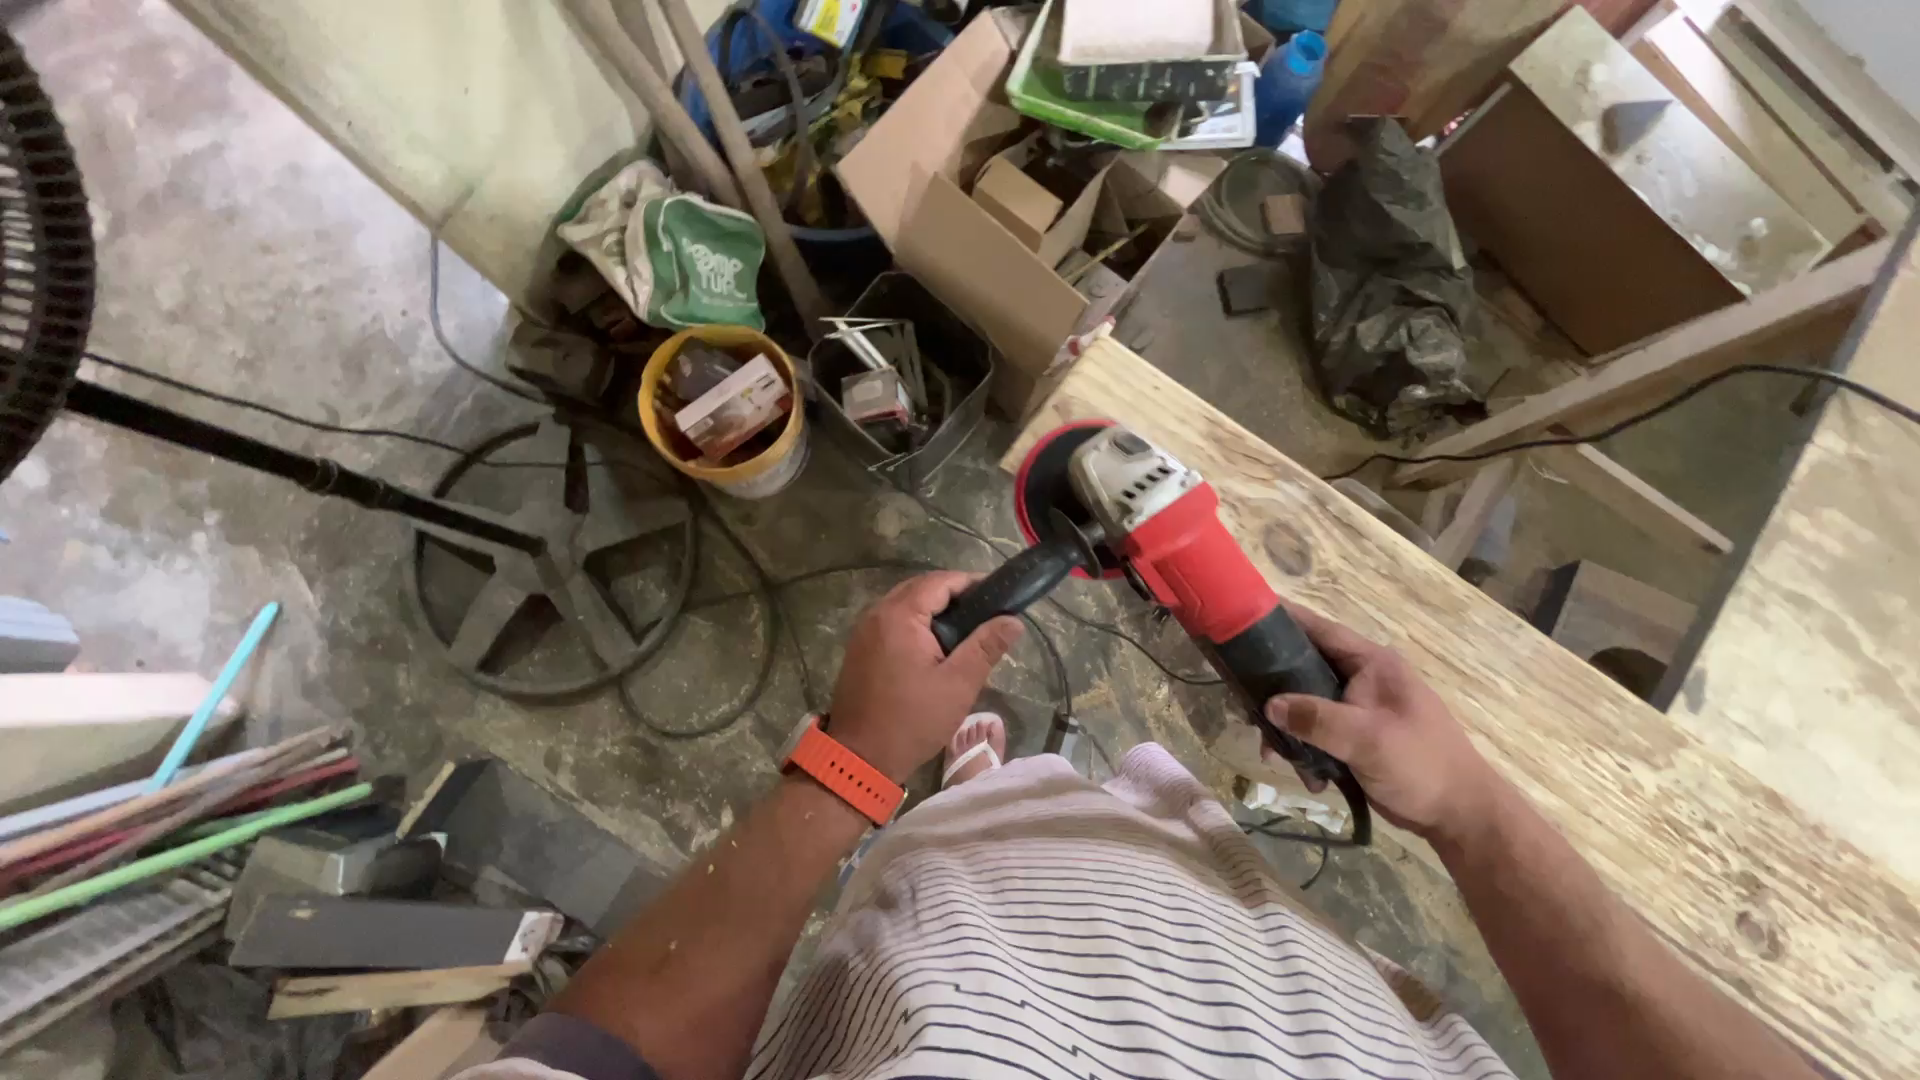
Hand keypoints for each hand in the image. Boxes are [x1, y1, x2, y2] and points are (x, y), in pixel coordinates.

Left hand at [827, 572, 1023, 783]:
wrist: (859, 759)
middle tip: (986, 614)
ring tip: (966, 630)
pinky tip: (936, 646)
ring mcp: (864, 631)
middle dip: (954, 595)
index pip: (940, 581)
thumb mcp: (958, 684)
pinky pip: (892, 621)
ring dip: (934, 610)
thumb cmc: (912, 721)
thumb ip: (986, 646)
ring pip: (905, 604)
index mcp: (900, 616)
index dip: (971, 583)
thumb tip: (1013, 620)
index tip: (999, 597)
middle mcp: (876, 614)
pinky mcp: (860, 648)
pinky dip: (916, 623)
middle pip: (920, 588)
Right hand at [1261, 602, 1507, 843]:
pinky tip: (1303, 774)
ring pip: (1302, 704)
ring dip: (1285, 728)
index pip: (1318, 629)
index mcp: (1371, 663)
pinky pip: (1313, 732)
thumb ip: (1315, 718)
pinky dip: (1303, 750)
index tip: (1240, 614)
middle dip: (1272, 687)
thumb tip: (1268, 705)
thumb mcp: (1366, 738)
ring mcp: (1356, 708)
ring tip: (1272, 752)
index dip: (1280, 619)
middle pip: (1302, 667)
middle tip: (1241, 700)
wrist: (1460, 815)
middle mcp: (1361, 678)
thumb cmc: (1420, 764)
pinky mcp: (1352, 737)